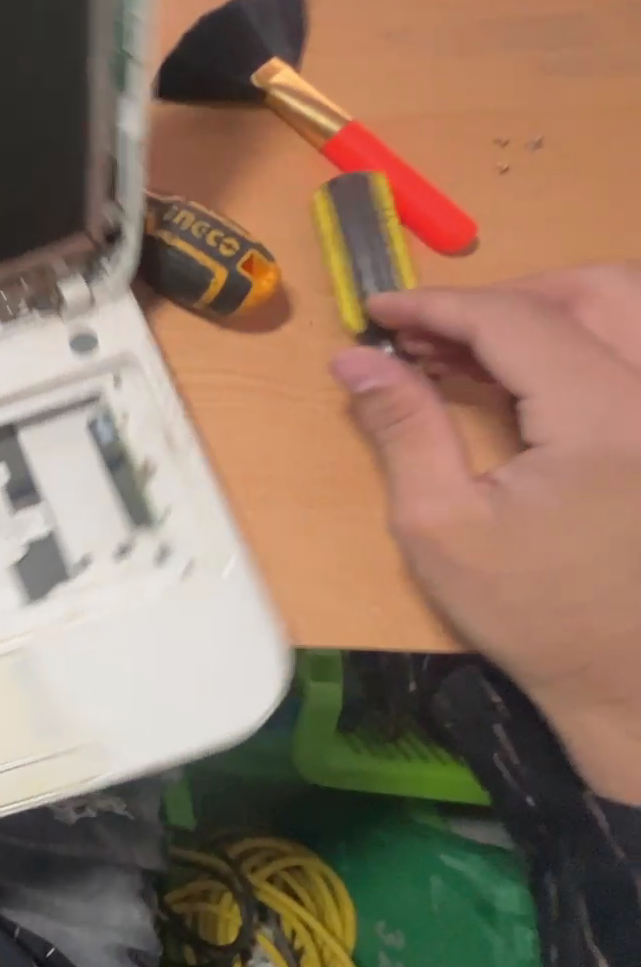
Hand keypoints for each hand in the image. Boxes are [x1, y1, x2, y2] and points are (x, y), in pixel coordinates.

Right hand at [330, 264, 640, 801]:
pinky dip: (581, 345)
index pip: (518, 321)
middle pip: (603, 290)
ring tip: (470, 352)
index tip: (375, 311)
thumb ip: (402, 427)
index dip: (438, 306)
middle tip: (428, 332)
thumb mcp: (438, 519)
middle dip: (503, 295)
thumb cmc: (529, 606)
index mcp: (611, 420)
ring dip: (547, 313)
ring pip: (636, 312)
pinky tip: (527, 378)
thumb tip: (355, 360)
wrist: (638, 676)